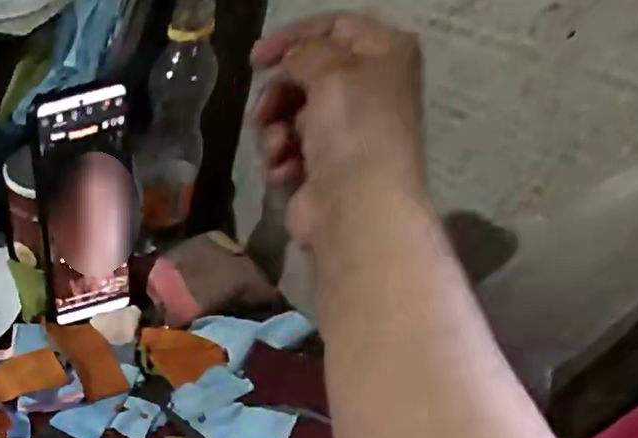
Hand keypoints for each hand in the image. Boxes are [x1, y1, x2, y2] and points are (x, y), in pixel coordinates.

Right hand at [249, 12, 426, 246]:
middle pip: (307, 77)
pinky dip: (281, 161)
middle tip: (260, 114)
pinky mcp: (321, 170)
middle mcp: (366, 91)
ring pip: (292, 118)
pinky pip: (290, 153)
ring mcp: (343, 134)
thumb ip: (304, 53)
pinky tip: (283, 173)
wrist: (354, 209)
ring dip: (275, 132)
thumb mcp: (331, 72)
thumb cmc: (352, 131)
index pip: (333, 28)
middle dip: (278, 95)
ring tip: (277, 150)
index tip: (255, 60)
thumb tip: (287, 61)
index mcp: (383, 54)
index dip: (292, 39)